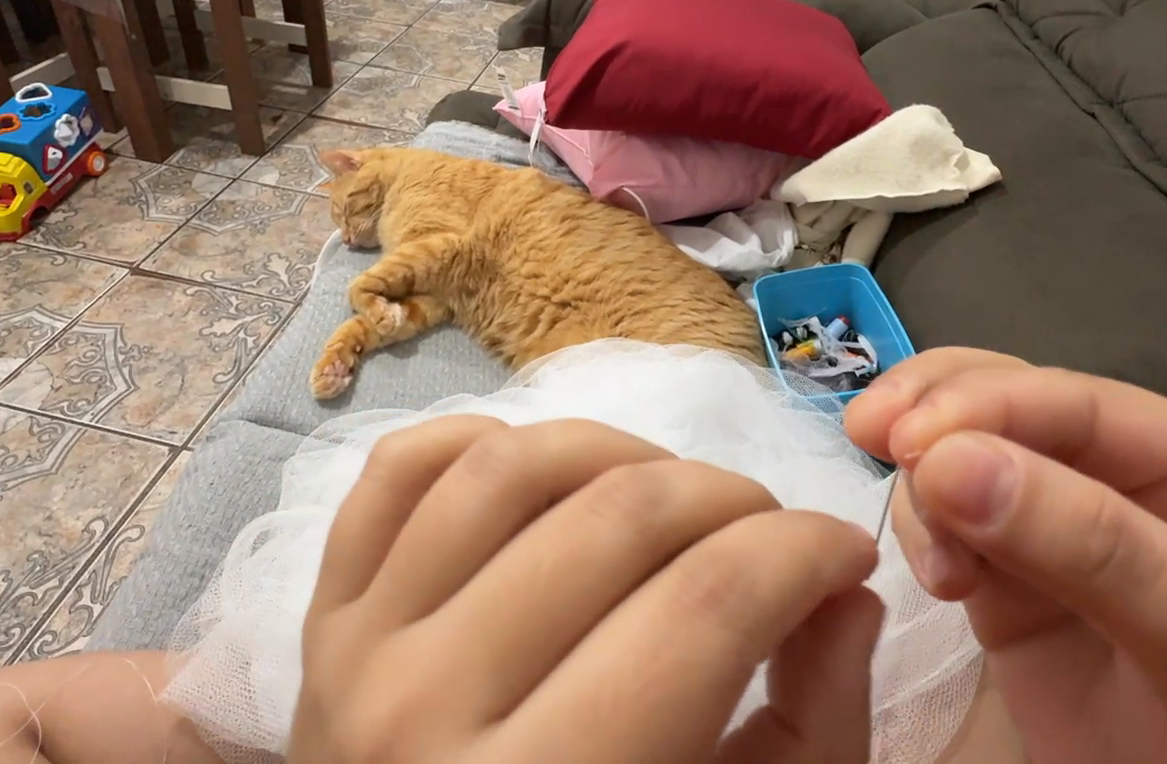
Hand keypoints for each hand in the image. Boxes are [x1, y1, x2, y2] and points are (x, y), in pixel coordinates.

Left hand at [290, 416, 883, 763]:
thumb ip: (811, 730)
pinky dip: (479, 437)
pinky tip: (545, 468)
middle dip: (727, 497)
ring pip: (506, 469)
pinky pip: (397, 469)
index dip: (800, 553)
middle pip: (613, 523)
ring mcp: (356, 648)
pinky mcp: (323, 609)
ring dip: (615, 448)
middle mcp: (425, 715)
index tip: (843, 548)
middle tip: (767, 524)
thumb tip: (844, 588)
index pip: (702, 611)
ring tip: (667, 486)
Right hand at [846, 349, 1166, 763]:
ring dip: (922, 485)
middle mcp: (1113, 484)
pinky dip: (918, 533)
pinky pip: (942, 529)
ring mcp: (1049, 538)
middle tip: (867, 430)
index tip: (911, 437)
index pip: (1075, 403)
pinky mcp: (1002, 592)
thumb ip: (1098, 548)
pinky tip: (936, 580)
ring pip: (957, 462)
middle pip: (1000, 407)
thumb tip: (944, 461)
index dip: (987, 404)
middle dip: (931, 410)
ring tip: (935, 564)